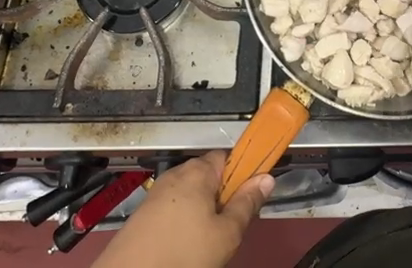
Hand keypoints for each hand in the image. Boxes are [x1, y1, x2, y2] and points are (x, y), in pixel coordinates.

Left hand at [91, 151, 271, 267]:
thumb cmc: (182, 254)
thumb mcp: (226, 234)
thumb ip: (247, 204)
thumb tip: (266, 178)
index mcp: (198, 171)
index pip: (228, 156)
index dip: (243, 173)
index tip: (251, 194)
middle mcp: (176, 174)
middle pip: (210, 176)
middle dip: (223, 197)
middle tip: (230, 226)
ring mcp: (158, 193)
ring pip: (192, 195)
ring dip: (203, 212)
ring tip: (207, 243)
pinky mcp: (144, 213)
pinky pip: (174, 209)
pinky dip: (183, 222)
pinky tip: (184, 247)